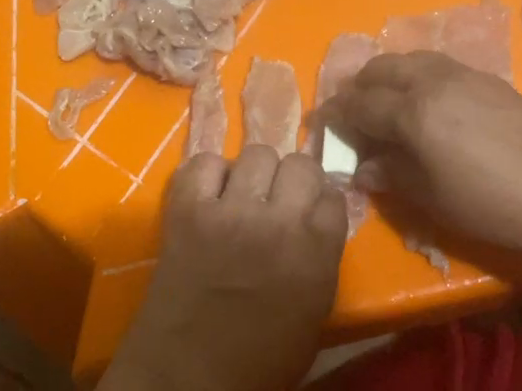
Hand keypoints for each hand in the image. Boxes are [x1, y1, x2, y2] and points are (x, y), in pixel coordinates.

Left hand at [104, 148, 346, 390]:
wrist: (188, 375)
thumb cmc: (259, 358)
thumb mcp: (312, 313)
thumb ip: (321, 258)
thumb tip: (319, 219)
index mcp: (316, 253)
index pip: (333, 195)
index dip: (320, 202)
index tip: (309, 211)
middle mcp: (278, 221)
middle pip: (299, 164)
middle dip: (292, 180)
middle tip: (277, 200)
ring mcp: (230, 210)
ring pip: (255, 153)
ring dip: (253, 174)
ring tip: (242, 196)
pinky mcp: (188, 207)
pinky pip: (205, 161)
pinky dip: (210, 174)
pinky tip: (210, 196)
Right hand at [319, 50, 521, 265]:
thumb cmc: (495, 204)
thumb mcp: (434, 199)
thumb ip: (392, 174)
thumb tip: (363, 167)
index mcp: (411, 109)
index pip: (358, 103)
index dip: (335, 116)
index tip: (321, 127)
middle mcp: (430, 79)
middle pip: (379, 70)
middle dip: (357, 89)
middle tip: (351, 116)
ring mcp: (461, 73)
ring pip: (407, 60)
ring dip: (386, 78)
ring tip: (385, 107)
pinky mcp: (487, 78)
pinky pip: (434, 66)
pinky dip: (414, 77)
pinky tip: (425, 105)